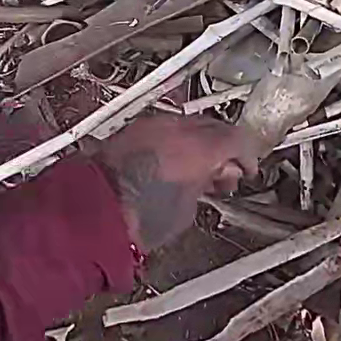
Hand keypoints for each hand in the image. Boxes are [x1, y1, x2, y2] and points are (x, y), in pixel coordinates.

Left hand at [94, 115, 258, 252]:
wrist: (93, 210)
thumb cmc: (137, 215)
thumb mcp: (187, 207)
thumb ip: (209, 181)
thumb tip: (217, 176)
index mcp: (199, 146)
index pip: (237, 138)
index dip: (247, 155)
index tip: (245, 169)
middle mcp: (177, 128)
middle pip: (213, 126)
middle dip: (223, 148)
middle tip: (224, 173)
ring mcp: (153, 124)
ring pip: (188, 124)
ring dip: (198, 142)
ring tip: (196, 170)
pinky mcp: (133, 128)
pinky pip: (164, 127)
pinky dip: (175, 140)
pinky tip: (172, 162)